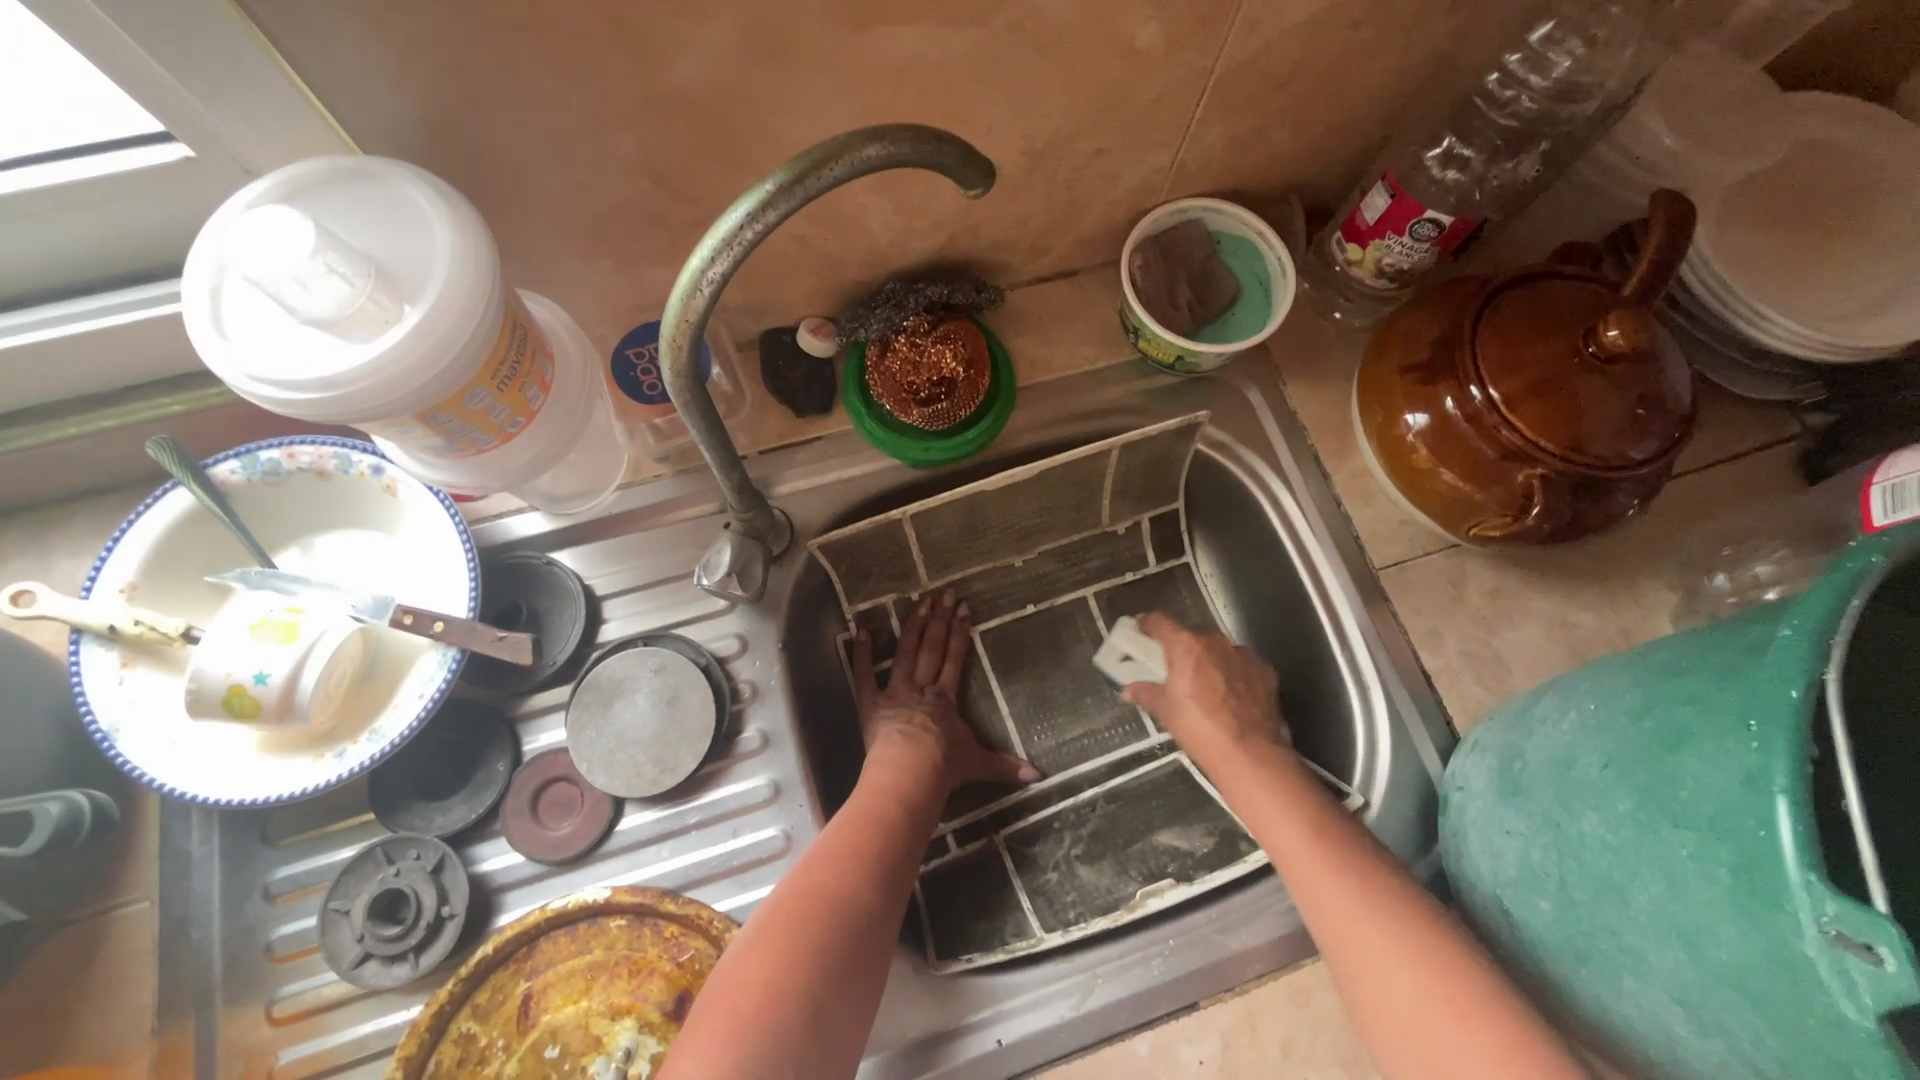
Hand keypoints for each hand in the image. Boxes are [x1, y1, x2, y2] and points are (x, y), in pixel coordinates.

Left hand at [853, 589, 1040, 791]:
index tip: (964, 608)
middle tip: (944, 593)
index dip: (959, 633)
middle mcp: (921, 688)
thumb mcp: (979, 765)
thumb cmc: (944, 768)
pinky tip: (860, 630)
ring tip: (918, 602)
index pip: (954, 659)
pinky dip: (861, 654)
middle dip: (939, 619)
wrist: (910, 774)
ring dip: (912, 627)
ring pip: (905, 653)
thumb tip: (1039, 777)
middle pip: (932, 648)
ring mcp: (895, 692)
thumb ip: (1005, 767)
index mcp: (945, 699)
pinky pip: (864, 675)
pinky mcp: (871, 704)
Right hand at [1121, 613, 1289, 764]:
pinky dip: (1234, 674)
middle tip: (1174, 667)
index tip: (1141, 629)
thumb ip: (1147, 694)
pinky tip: (1232, 696)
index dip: (1148, 623)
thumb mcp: (1166, 712)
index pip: (1161, 621)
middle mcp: (1216, 642)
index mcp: (1186, 646)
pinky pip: (1242, 666)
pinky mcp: (1265, 671)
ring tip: (1206, 685)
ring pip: (1220, 650)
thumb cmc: (1198, 728)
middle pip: (1192, 636)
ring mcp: (1244, 655)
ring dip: (1210, 660)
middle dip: (1182, 648)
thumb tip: (1128, 690)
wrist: (1249, 753)